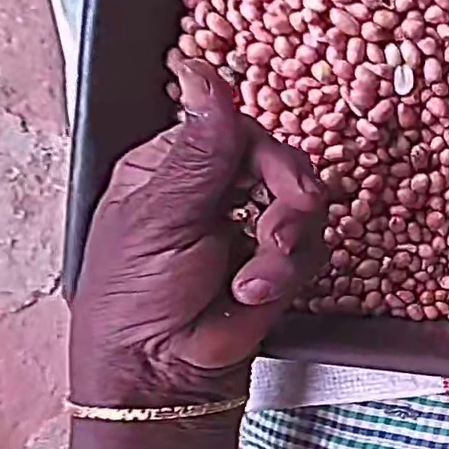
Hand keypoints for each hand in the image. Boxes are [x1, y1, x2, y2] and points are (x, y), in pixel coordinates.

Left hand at [69, 60, 327, 406]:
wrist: (162, 373)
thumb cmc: (135, 298)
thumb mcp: (159, 218)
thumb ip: (198, 152)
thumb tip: (202, 74)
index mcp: (175, 168)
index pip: (238, 132)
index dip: (268, 155)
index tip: (283, 181)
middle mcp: (219, 191)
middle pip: (283, 166)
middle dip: (289, 203)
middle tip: (277, 235)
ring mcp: (253, 228)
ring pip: (306, 209)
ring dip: (286, 248)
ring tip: (252, 282)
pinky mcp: (279, 264)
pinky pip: (313, 248)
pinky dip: (289, 273)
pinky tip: (255, 294)